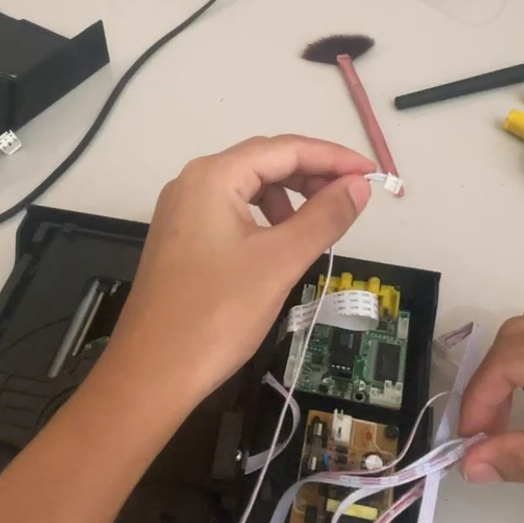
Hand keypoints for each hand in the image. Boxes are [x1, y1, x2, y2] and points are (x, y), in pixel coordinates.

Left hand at [97, 135, 376, 409]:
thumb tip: (359, 186)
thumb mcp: (280, 261)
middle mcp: (193, 181)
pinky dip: (266, 218)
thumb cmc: (216, 313)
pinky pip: (233, 210)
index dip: (333, 158)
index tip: (372, 174)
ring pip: (249, 187)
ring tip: (320, 225)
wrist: (151, 373)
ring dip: (290, 197)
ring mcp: (183, 210)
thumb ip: (324, 217)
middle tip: (352, 199)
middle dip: (312, 175)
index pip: (284, 149)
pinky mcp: (182, 237)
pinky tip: (283, 243)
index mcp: (213, 176)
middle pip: (265, 161)